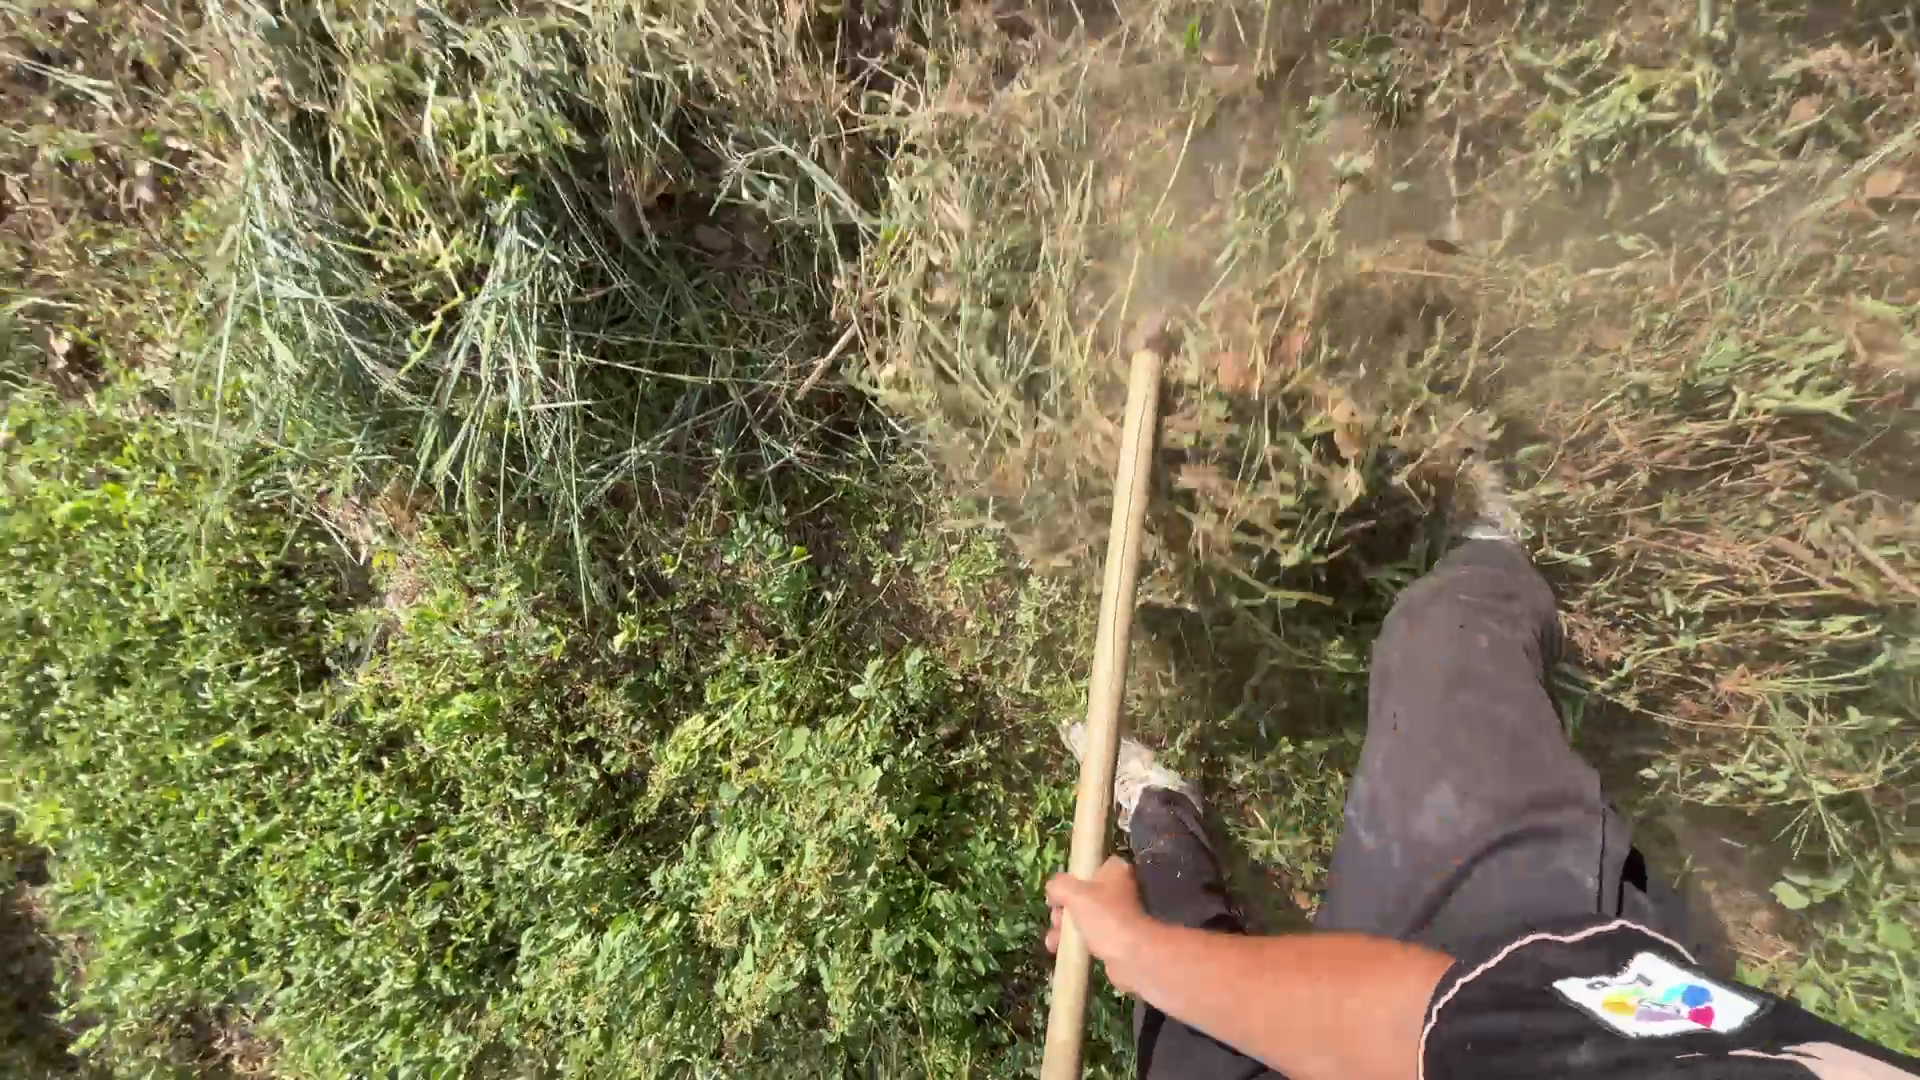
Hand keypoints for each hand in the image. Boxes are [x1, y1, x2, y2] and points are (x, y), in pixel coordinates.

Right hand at [1046, 855, 1153, 993]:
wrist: (1132, 957)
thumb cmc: (1105, 917)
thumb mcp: (1075, 893)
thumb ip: (1058, 885)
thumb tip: (1052, 889)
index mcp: (1115, 871)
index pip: (1090, 865)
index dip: (1072, 876)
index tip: (1059, 890)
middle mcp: (1118, 890)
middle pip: (1081, 893)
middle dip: (1063, 908)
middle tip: (1057, 918)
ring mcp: (1116, 916)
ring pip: (1082, 917)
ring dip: (1064, 927)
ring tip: (1053, 940)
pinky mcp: (1114, 939)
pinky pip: (1088, 937)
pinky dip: (1074, 942)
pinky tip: (1057, 949)